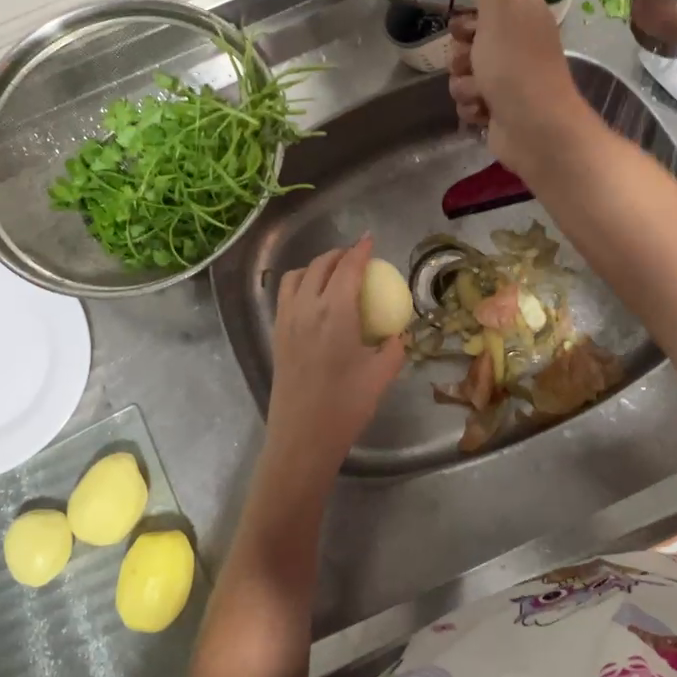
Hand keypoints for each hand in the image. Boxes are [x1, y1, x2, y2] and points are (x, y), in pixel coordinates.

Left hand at [266, 235, 405, 473]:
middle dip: (339, 255)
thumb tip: (399, 333)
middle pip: (320, 266)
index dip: (360, 250)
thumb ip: (394, 347)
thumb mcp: (381, 375)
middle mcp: (307, 307)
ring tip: (333, 273)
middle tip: (356, 257)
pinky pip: (286, 295)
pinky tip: (313, 298)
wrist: (302, 436)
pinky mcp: (277, 334)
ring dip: (316, 266)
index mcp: (336, 312)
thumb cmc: (346, 406)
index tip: (370, 240)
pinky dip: (300, 283)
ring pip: (297, 276)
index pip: (348, 268)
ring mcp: (287, 320)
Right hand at [449, 0, 602, 179]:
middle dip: (462, 57)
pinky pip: (469, 102)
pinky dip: (473, 108)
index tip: (468, 31)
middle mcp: (517, 44)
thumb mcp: (500, 11)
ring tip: (483, 93)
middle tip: (476, 64)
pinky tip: (485, 112)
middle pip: (466, 44)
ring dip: (466, 85)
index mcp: (521, 15)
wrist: (535, 128)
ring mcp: (508, 79)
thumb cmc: (516, 66)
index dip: (466, 21)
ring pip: (463, 75)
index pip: (479, 9)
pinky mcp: (499, 109)